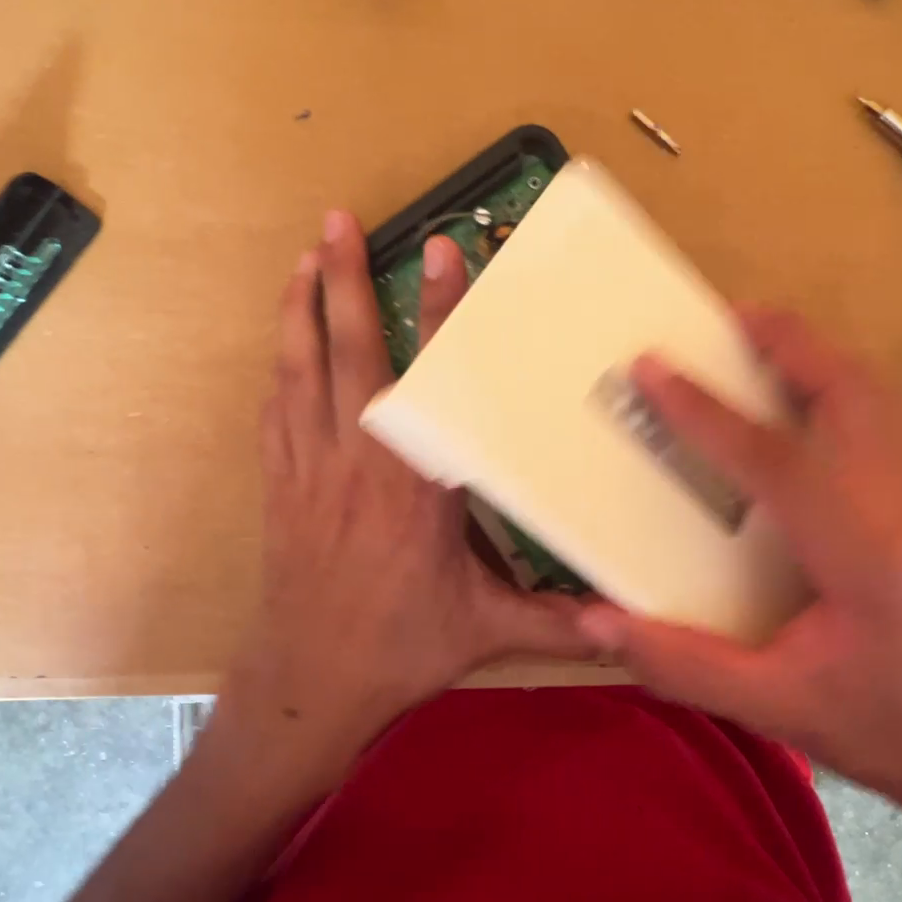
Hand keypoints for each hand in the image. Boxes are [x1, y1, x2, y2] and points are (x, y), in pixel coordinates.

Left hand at [225, 210, 587, 770]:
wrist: (310, 680)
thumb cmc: (401, 647)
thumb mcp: (488, 629)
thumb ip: (558, 618)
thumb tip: (625, 620)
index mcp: (416, 483)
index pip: (431, 379)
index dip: (437, 311)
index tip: (439, 251)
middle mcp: (358, 458)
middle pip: (346, 351)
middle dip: (341, 280)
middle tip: (337, 220)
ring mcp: (309, 467)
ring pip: (298, 369)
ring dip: (300, 310)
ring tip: (303, 261)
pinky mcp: (280, 485)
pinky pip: (276, 410)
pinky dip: (281, 368)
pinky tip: (284, 346)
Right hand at [578, 306, 901, 813]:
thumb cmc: (879, 730)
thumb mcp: (772, 707)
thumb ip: (680, 663)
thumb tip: (594, 619)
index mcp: (863, 556)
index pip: (775, 460)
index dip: (706, 412)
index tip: (654, 368)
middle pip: (849, 395)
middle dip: (788, 343)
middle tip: (729, 315)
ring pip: (880, 400)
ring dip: (822, 358)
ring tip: (767, 338)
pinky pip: (892, 422)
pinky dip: (849, 388)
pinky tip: (817, 400)